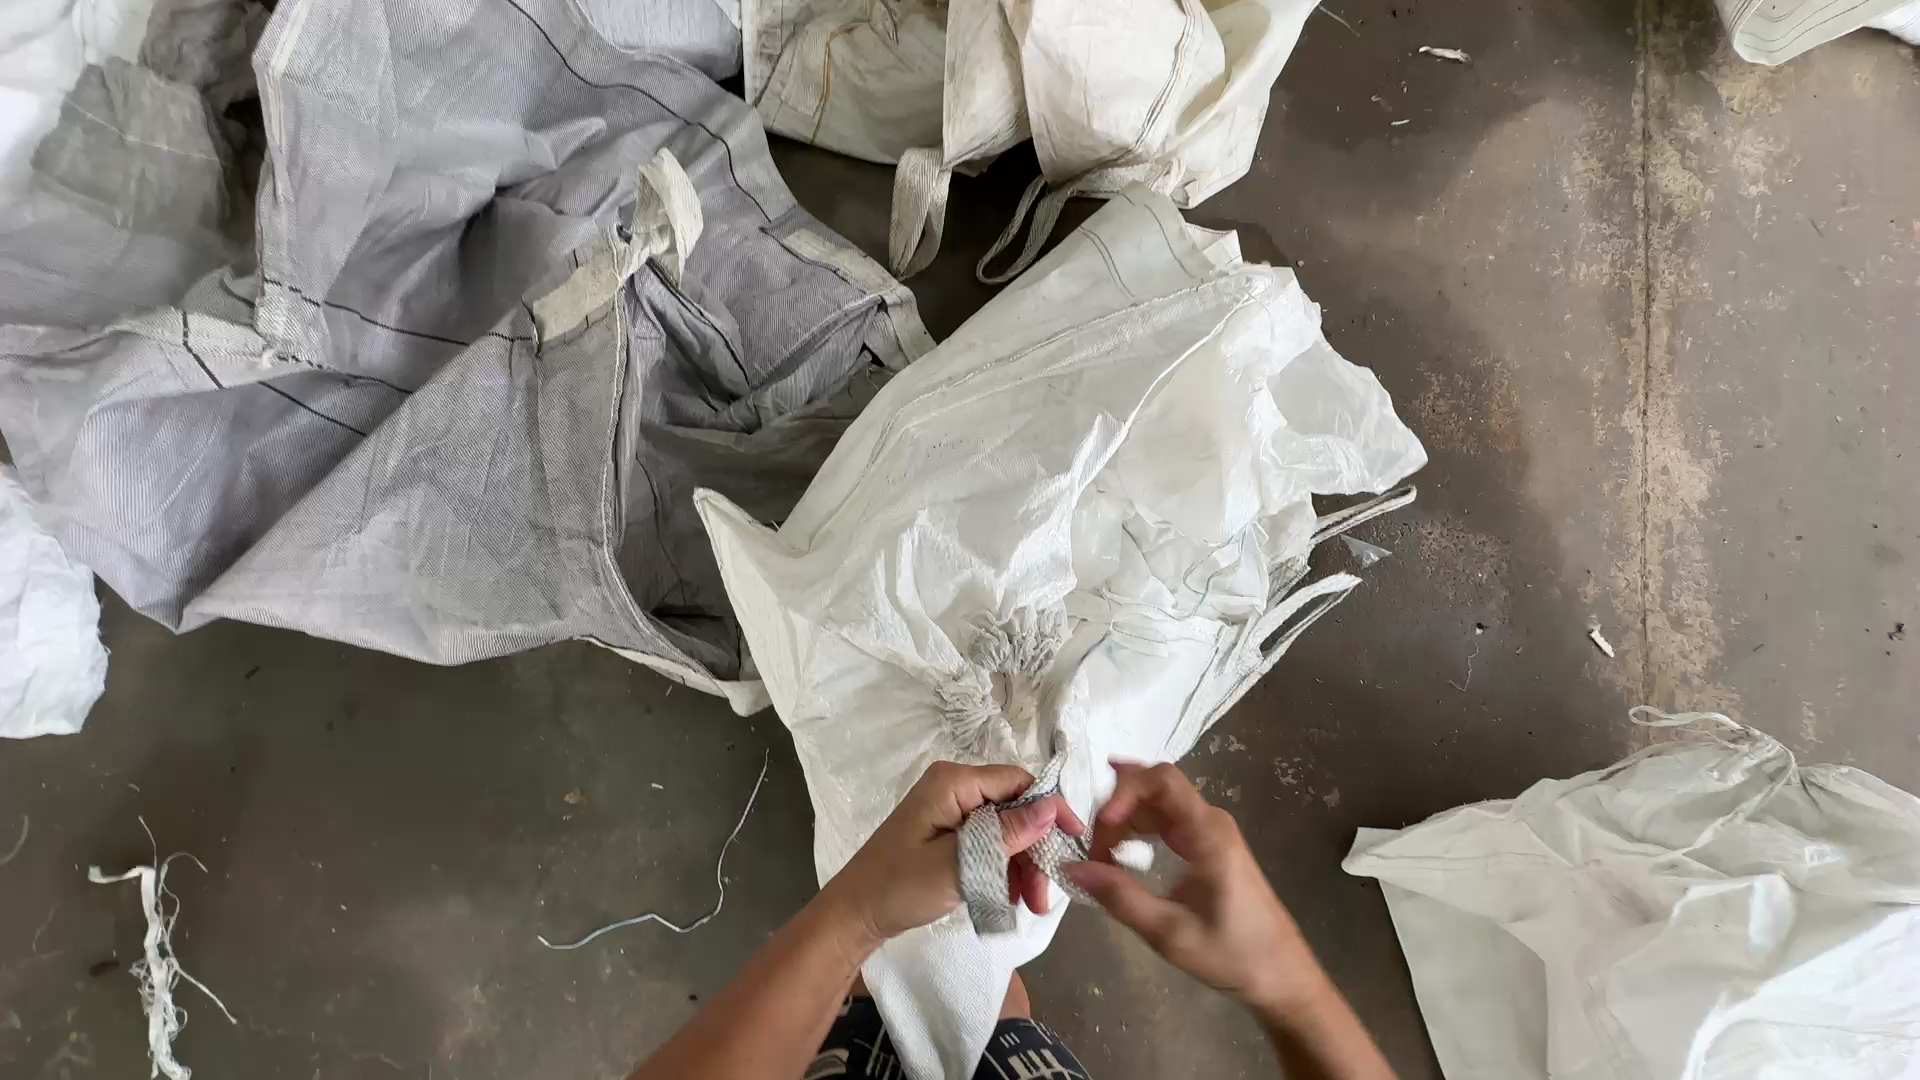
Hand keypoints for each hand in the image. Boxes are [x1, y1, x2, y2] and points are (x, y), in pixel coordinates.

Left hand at [819, 761, 1083, 947]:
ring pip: (1005, 828)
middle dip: (1034, 849)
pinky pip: (989, 841)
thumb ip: (1005, 836)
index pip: (1017, 781)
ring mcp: (951, 809)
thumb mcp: (958, 864)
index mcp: (954, 781)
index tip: (1073, 841)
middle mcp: (955, 787)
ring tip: (1029, 904)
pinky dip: (1002, 867)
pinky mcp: (949, 832)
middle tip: (1043, 896)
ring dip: (1021, 863)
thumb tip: (1050, 807)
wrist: (855, 914)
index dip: (1049, 807)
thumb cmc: (900, 885)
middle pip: (1014, 807)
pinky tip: (1008, 896)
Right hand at [1065, 762, 1327, 1017]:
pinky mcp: (1203, 845)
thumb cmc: (1235, 955)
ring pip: (1154, 803)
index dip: (1126, 790)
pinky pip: (1162, 821)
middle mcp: (1208, 821)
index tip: (1103, 823)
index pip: (1163, 779)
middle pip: (1152, 787)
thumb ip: (1120, 898)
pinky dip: (1136, 830)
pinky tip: (1118, 853)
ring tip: (1101, 856)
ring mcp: (1207, 831)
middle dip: (1116, 809)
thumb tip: (1073, 868)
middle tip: (1094, 849)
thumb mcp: (1171, 934)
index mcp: (1208, 832)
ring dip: (1123, 821)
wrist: (1284, 979)